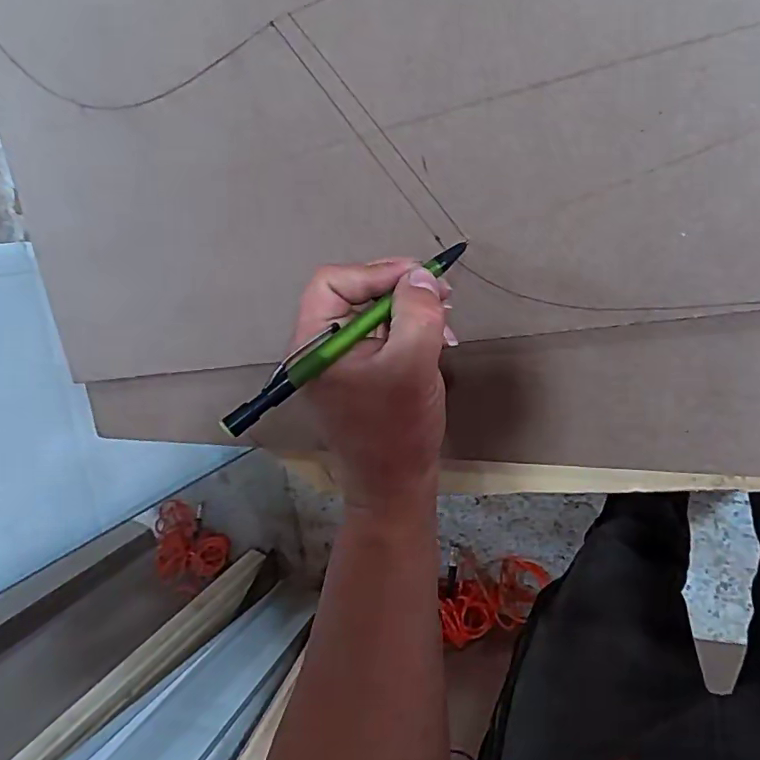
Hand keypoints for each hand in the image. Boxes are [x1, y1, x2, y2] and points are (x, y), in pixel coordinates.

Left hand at [293, 258, 453, 518]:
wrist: (395, 487)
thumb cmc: (398, 429)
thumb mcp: (413, 362)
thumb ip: (417, 312)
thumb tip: (420, 275)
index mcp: (313, 343)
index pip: (332, 282)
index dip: (376, 272)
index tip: (419, 277)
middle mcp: (319, 348)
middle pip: (353, 293)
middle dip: (400, 289)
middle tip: (441, 293)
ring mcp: (338, 361)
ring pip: (372, 313)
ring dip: (410, 310)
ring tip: (445, 322)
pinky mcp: (359, 372)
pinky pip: (381, 335)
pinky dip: (409, 330)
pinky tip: (437, 339)